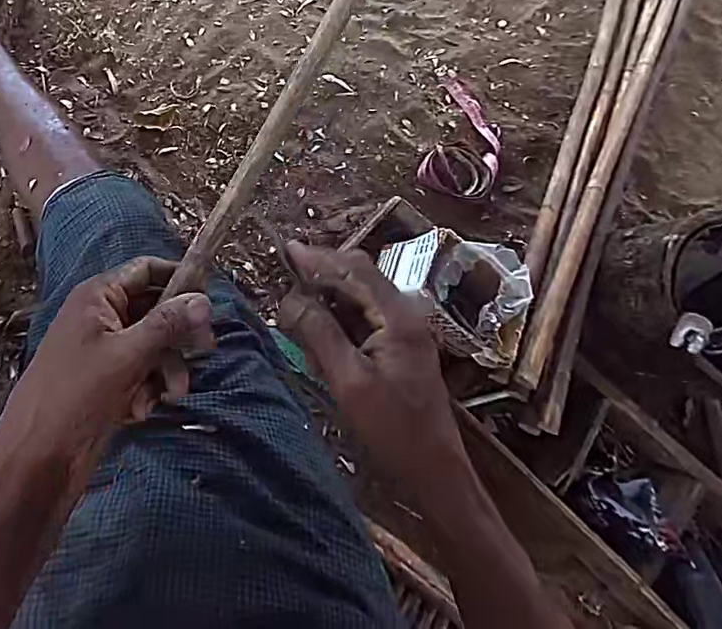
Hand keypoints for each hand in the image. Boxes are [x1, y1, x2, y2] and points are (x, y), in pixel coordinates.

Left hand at [0, 257, 216, 465]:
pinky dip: (149, 387)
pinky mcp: (107, 381)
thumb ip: (168, 324)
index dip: (178, 278)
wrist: (32, 464)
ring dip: (168, 367)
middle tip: (205, 349)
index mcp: (98, 297)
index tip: (208, 298)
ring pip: (154, 344)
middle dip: (178, 332)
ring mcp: (104, 350)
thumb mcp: (127, 355)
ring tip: (172, 393)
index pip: (147, 270)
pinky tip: (142, 408)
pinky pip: (142, 371)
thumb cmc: (75, 396)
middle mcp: (102, 316)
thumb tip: (205, 300)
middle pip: (155, 308)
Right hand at [276, 243, 462, 492]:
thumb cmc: (393, 430)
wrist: (436, 471)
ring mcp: (404, 328)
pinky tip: (319, 327)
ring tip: (295, 300)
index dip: (319, 258)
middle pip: (359, 277)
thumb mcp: (349, 381)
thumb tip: (289, 299)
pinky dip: (340, 316)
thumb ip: (319, 334)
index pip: (355, 269)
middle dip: (322, 273)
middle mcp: (404, 312)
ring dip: (329, 296)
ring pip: (361, 296)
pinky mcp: (400, 346)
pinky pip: (366, 317)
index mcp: (397, 314)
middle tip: (286, 274)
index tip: (286, 250)